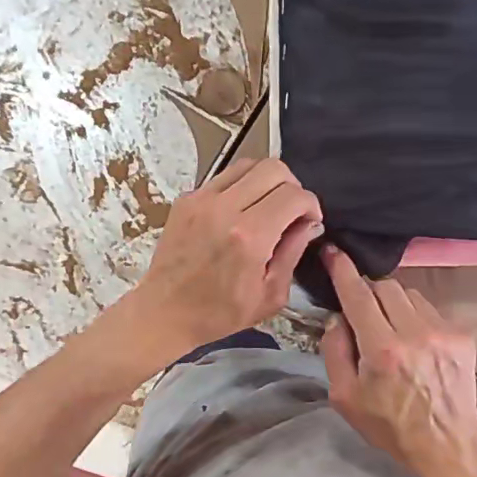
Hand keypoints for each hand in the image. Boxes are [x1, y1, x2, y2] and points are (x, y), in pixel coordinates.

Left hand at [118, 158, 322, 358]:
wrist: (165, 312)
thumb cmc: (220, 312)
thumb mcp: (271, 294)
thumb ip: (293, 252)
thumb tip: (311, 223)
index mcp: (249, 237)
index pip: (294, 195)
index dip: (311, 205)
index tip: (310, 220)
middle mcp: (225, 209)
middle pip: (274, 168)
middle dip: (293, 185)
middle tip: (292, 209)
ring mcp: (202, 200)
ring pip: (249, 164)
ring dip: (267, 180)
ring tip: (269, 205)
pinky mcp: (187, 199)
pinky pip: (224, 177)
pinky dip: (242, 186)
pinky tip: (242, 210)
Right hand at [319, 246, 476, 476]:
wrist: (447, 443)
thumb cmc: (390, 425)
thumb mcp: (345, 397)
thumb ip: (334, 351)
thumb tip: (338, 318)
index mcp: (382, 350)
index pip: (358, 295)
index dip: (342, 270)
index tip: (333, 252)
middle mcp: (414, 333)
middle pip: (384, 286)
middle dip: (368, 293)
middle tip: (364, 316)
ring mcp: (443, 331)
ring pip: (409, 293)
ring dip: (393, 303)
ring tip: (391, 331)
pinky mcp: (462, 335)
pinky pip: (430, 308)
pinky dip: (415, 317)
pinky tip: (415, 343)